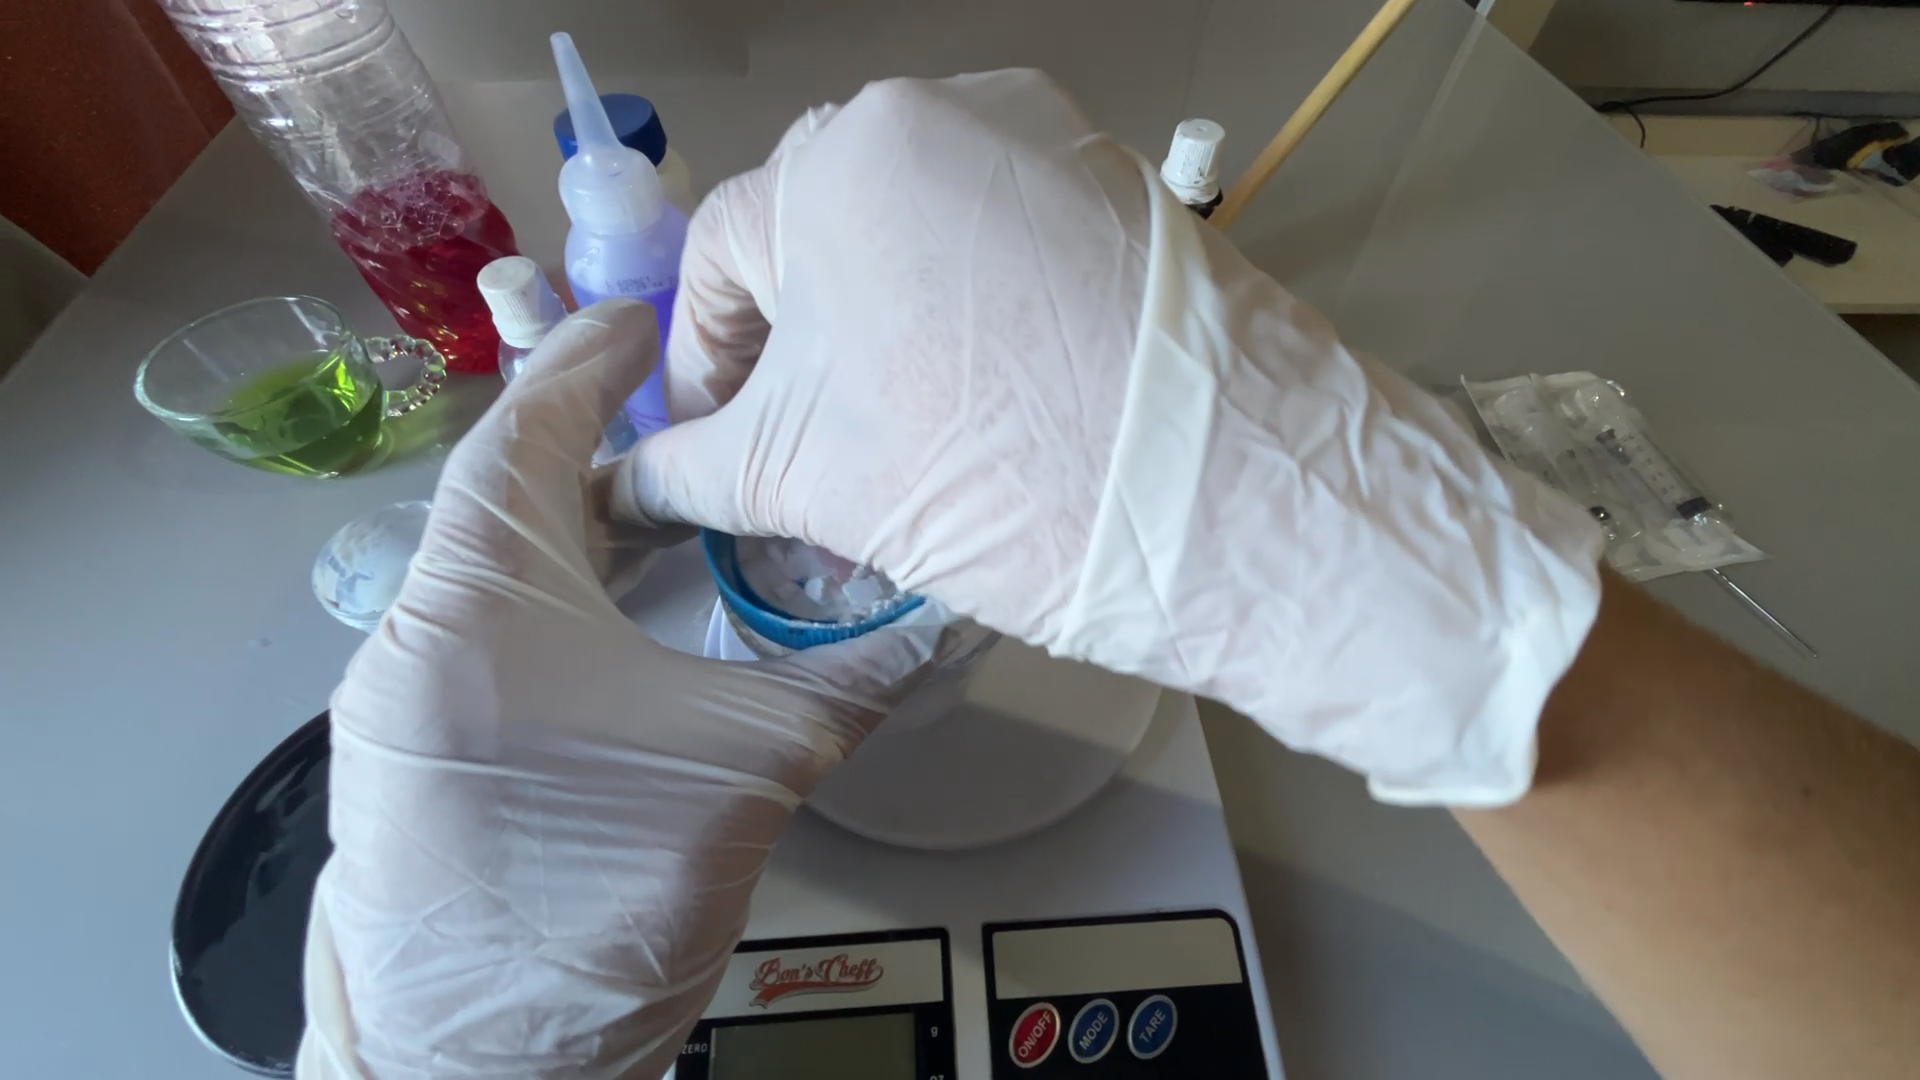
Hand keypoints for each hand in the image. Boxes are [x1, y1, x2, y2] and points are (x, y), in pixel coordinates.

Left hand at [298, 300, 957, 1078]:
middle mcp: (427, 629)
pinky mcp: (438, 735)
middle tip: (694, 397)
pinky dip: (580, 581)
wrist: (490, 1069)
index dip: (586, 365)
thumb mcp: (749, 771)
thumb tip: (943, 622)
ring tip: (687, 485)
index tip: (644, 316)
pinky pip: (511, 616)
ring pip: (515, 557)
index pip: (523, 438)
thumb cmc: (601, 900)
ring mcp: (420, 686)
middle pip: (517, 488)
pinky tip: (646, 593)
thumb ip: (851, 681)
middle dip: (605, 433)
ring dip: (598, 514)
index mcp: (479, 607)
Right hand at [615, 69, 1605, 805]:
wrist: (1242, 507)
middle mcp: (949, 116)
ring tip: (901, 444)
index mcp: (847, 160)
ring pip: (914, 249)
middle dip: (798, 360)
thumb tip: (626, 480)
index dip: (705, 365)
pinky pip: (997, 252)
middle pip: (822, 250)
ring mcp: (1050, 148)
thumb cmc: (1005, 485)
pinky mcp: (1119, 199)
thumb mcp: (820, 482)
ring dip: (882, 344)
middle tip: (809, 459)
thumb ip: (702, 469)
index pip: (723, 259)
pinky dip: (964, 322)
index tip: (714, 446)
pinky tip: (987, 402)